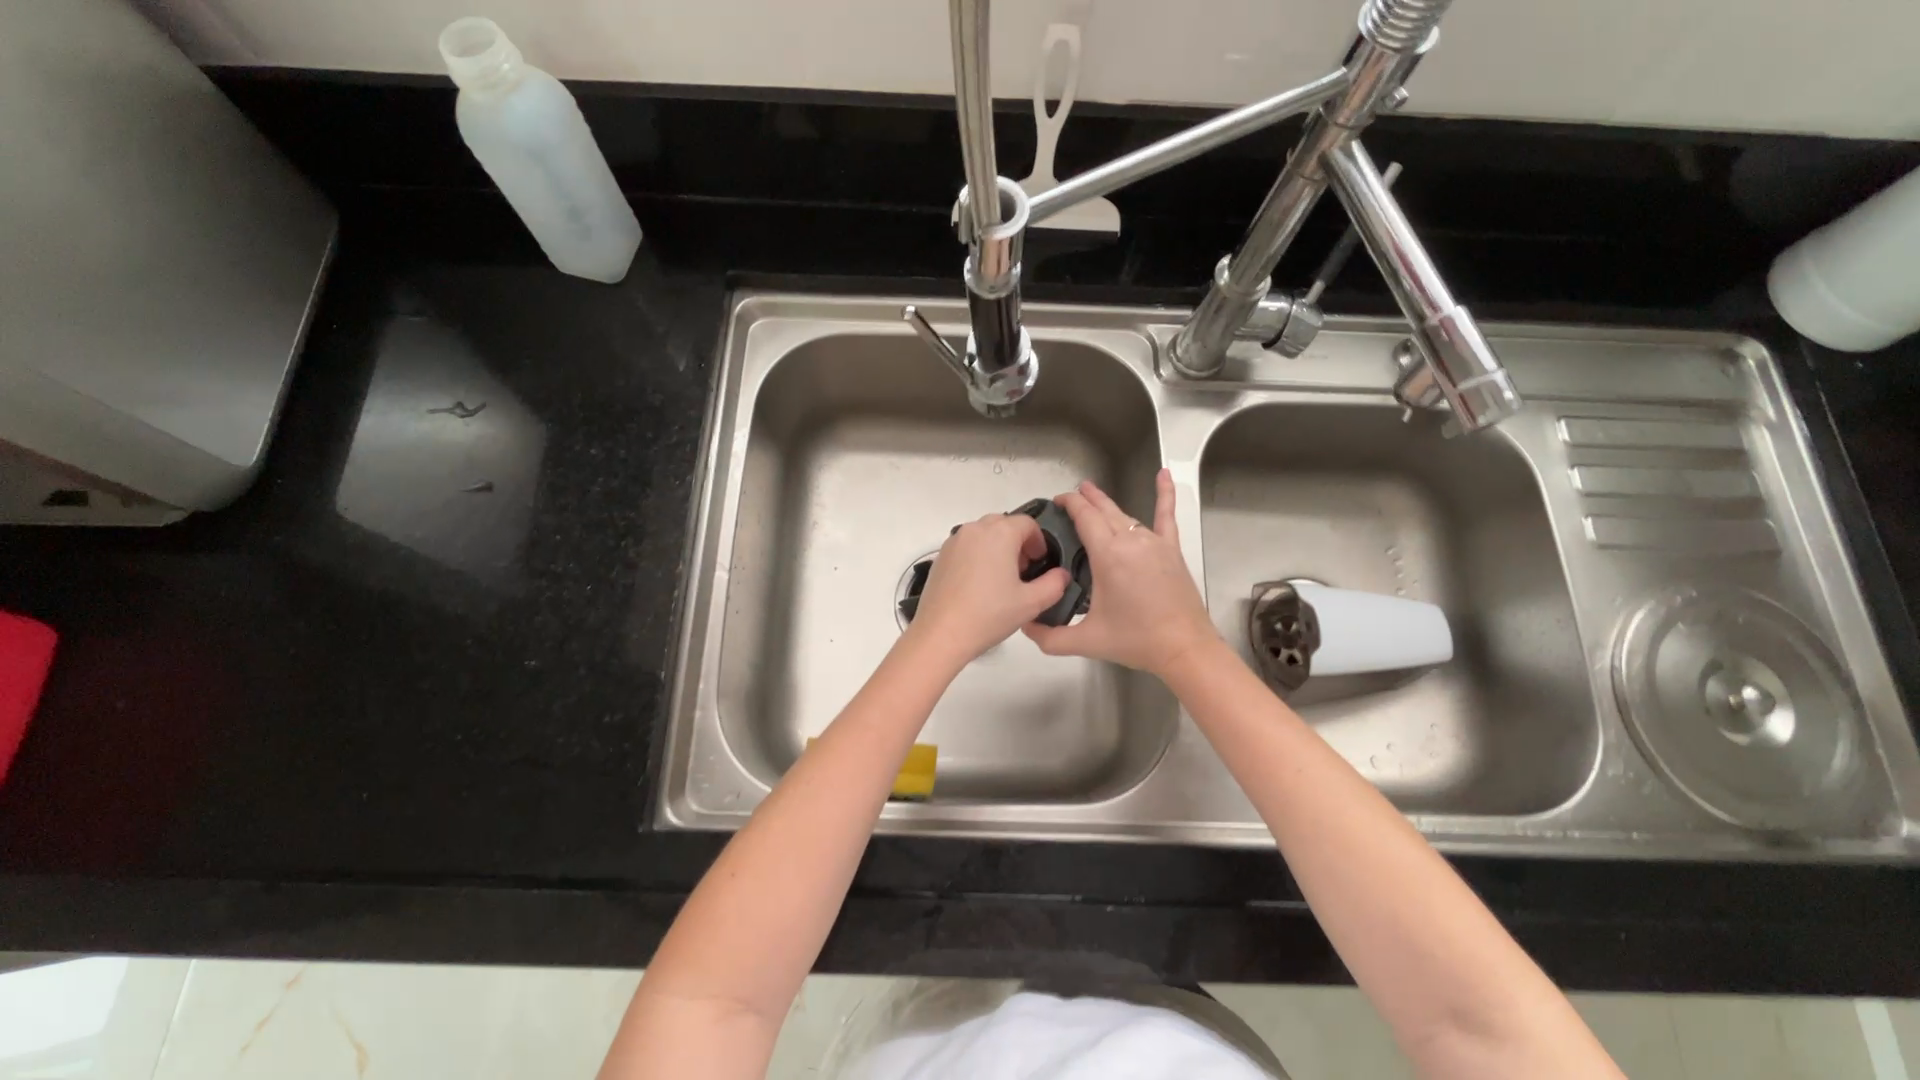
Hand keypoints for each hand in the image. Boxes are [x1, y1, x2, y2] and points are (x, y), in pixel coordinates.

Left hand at [904, 512, 1069, 668]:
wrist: (941, 634)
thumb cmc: (989, 615)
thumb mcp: (1031, 603)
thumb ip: (1055, 584)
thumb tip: (1061, 575)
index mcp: (999, 533)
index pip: (1027, 523)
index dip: (1039, 540)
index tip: (1041, 562)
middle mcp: (974, 529)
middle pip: (1004, 524)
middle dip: (1018, 542)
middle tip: (1024, 569)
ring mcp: (954, 541)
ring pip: (983, 534)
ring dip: (998, 547)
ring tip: (1002, 578)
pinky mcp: (940, 556)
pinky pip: (967, 546)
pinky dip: (978, 555)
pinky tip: (980, 585)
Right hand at [1024, 470, 1219, 677]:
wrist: (1184, 648)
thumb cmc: (1136, 641)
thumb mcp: (1086, 642)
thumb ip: (1050, 637)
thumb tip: (1026, 627)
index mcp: (1108, 555)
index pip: (1084, 517)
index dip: (1069, 504)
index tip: (1057, 501)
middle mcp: (1131, 541)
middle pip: (1103, 510)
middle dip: (1084, 500)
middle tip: (1069, 496)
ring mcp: (1154, 543)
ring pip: (1126, 515)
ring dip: (1107, 504)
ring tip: (1092, 495)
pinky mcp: (1172, 550)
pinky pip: (1167, 516)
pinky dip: (1165, 494)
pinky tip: (1164, 475)